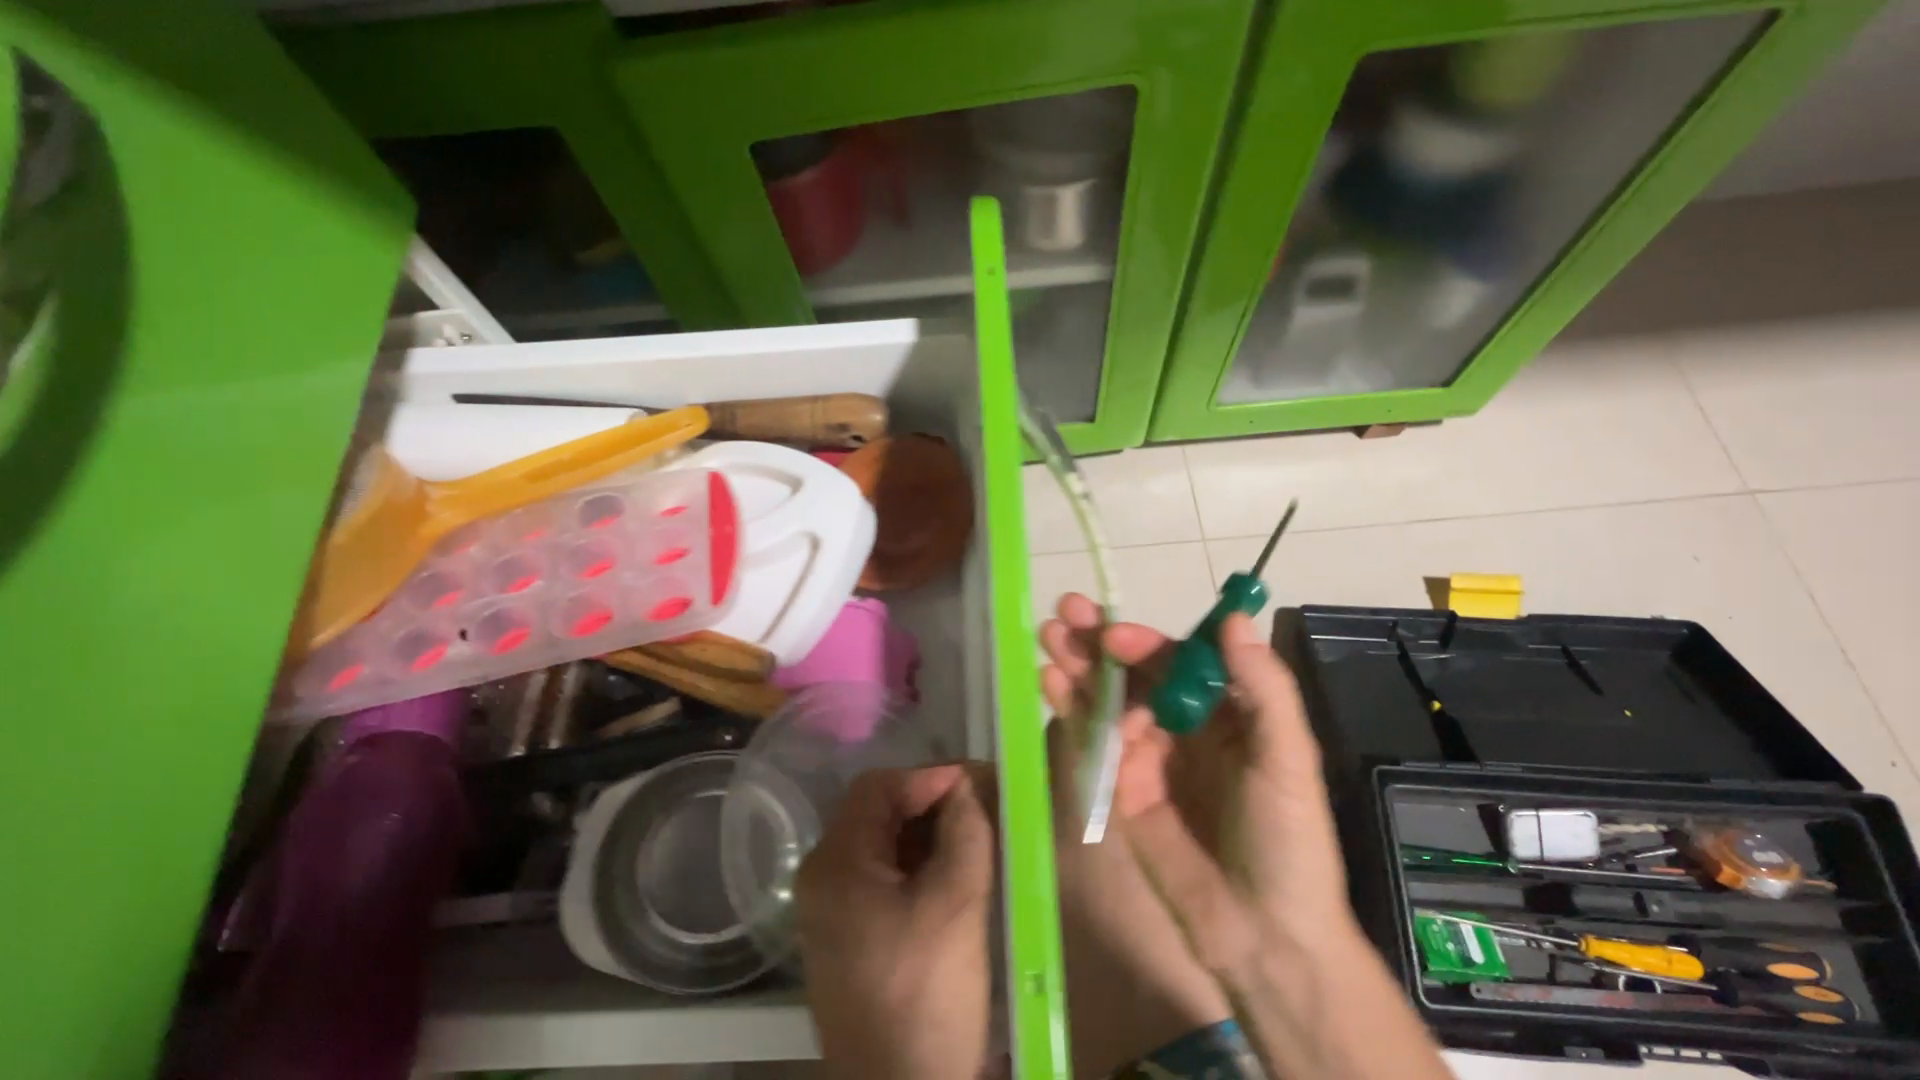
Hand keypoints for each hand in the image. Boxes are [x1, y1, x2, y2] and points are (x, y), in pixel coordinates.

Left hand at [795, 765, 996, 1079]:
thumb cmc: (926, 992)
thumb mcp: (956, 904)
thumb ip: (964, 832)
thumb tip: (966, 787)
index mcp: (835, 863)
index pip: (879, 788)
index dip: (930, 778)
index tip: (981, 782)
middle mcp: (822, 879)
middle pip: (876, 815)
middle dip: (931, 805)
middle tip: (986, 809)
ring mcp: (830, 912)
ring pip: (881, 849)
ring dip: (928, 837)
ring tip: (979, 840)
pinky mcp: (848, 938)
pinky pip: (881, 882)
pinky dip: (917, 869)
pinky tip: (955, 878)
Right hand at [1041, 594, 1351, 978]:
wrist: (1263, 934)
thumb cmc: (1288, 840)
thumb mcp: (1287, 758)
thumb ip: (1263, 687)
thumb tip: (1233, 617)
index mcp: (1228, 714)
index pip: (1180, 661)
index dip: (1146, 642)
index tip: (1114, 635)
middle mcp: (1184, 728)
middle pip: (1136, 674)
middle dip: (1100, 642)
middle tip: (1064, 611)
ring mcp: (1148, 760)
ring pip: (1108, 701)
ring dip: (1078, 667)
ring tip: (1048, 636)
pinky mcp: (1120, 792)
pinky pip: (1093, 744)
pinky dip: (1071, 710)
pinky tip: (1049, 682)